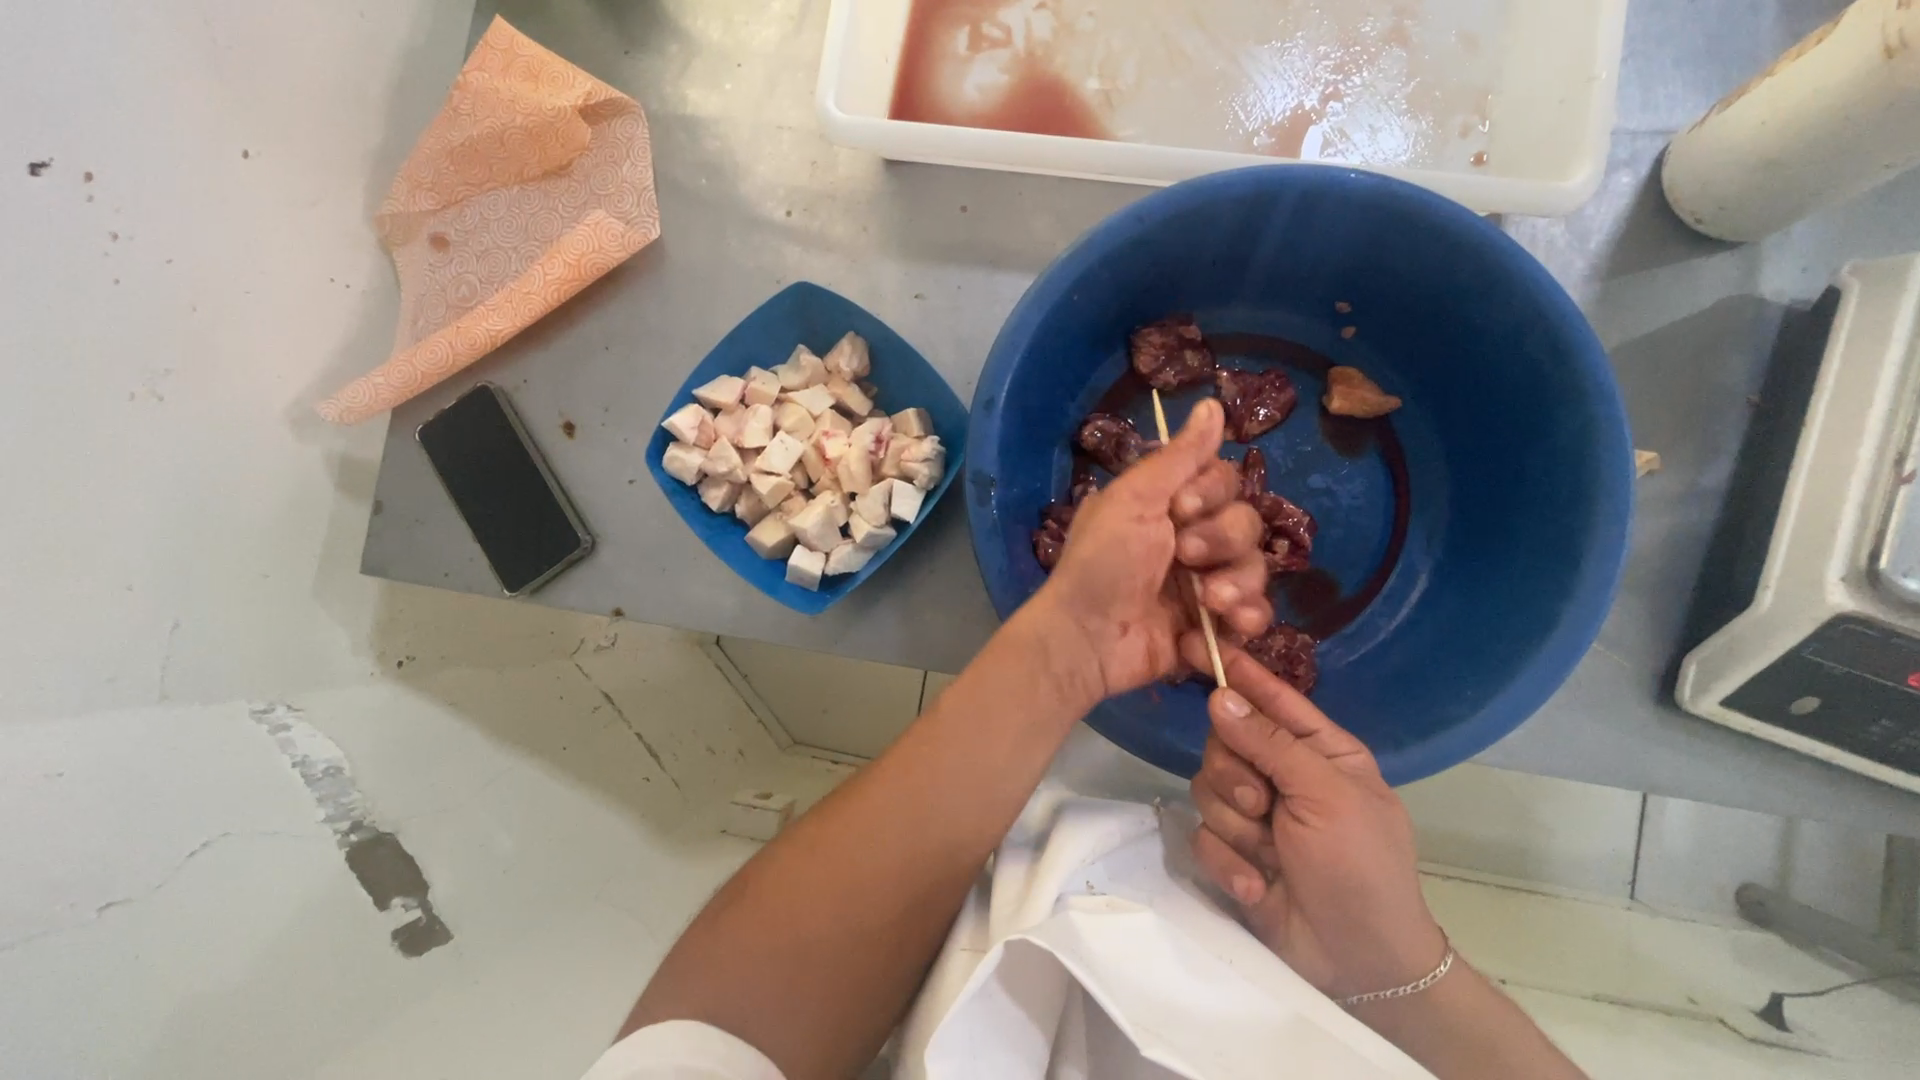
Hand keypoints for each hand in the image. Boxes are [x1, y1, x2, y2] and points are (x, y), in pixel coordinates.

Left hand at [1040, 398, 1272, 701]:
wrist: (1086, 637)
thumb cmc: (1100, 563)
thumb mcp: (1131, 501)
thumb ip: (1177, 457)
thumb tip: (1212, 403)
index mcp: (1171, 506)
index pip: (1226, 482)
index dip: (1213, 494)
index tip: (1183, 508)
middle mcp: (1193, 540)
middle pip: (1247, 524)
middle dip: (1223, 541)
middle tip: (1185, 557)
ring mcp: (1206, 584)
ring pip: (1256, 570)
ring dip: (1238, 585)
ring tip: (1208, 603)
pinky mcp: (1213, 628)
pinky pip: (1253, 617)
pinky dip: (1242, 625)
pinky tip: (1216, 632)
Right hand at [1184, 644, 1446, 1000]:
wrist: (1360, 961)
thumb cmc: (1362, 866)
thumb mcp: (1327, 795)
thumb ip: (1270, 744)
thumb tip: (1219, 696)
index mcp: (1318, 750)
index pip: (1269, 697)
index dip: (1234, 671)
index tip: (1196, 642)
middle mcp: (1281, 774)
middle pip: (1223, 742)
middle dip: (1236, 775)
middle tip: (1262, 805)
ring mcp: (1254, 815)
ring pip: (1207, 787)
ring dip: (1236, 826)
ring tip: (1270, 855)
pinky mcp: (1231, 851)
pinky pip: (1203, 836)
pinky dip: (1230, 863)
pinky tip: (1260, 886)